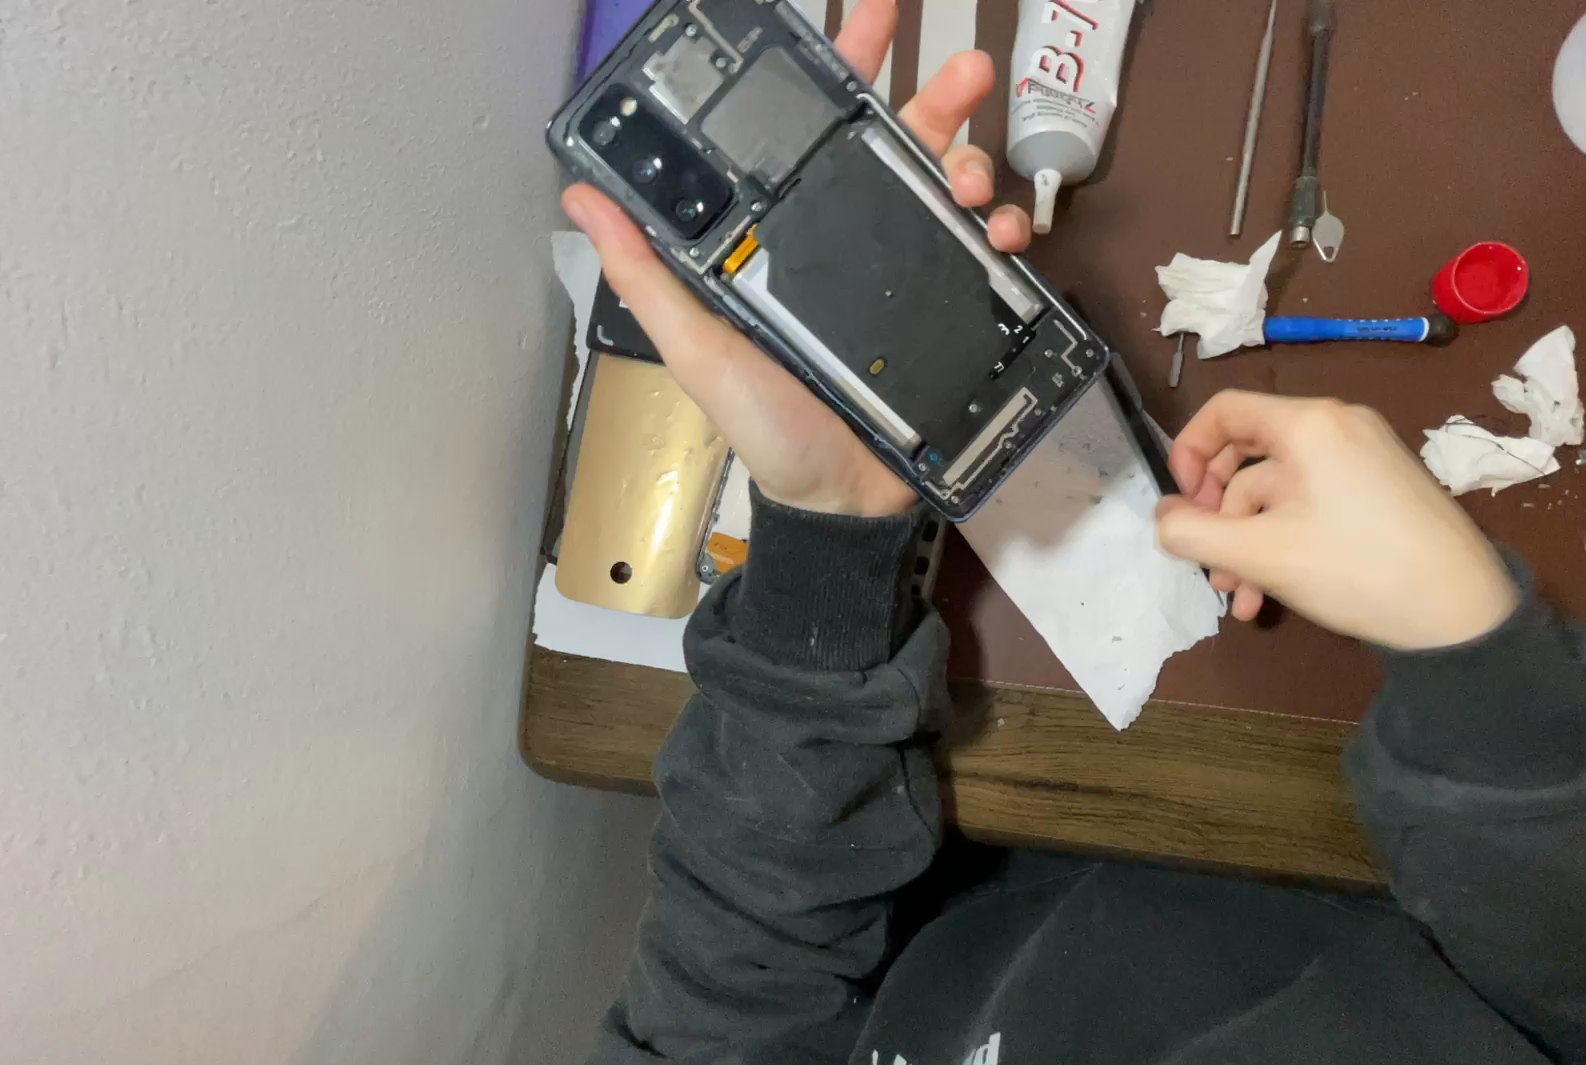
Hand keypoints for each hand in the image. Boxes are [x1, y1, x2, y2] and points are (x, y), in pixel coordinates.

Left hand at [561, 0, 1033, 517]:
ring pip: (946, 194)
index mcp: (787, 246)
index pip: (809, 146)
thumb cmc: (770, 427)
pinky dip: (1001, 233)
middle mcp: (846, 250)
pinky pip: (982, 257)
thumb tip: (583, 199)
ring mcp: (903, 280)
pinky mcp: (946, 314)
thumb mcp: (701, 351)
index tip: (860, 22)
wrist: (842, 496)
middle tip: (965, 64)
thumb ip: (650, 280)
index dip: (833, 79)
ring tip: (976, 172)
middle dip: (929, 98)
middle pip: (890, 153)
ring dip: (972, 162)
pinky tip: (1003, 232)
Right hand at [1154, 392, 1519, 650]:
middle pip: (1245, 457)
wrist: (1464, 618)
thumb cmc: (1355, 569)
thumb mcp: (1257, 553)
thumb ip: (1191, 532)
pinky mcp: (1374, 493)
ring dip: (1245, 544)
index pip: (1223, 411)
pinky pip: (1305, 507)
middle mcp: (1335, 429)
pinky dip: (1279, 544)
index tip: (1182, 504)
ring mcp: (1359, 461)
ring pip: (1273, 493)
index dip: (1187, 452)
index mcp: (1308, 424)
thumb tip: (1162, 517)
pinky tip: (1267, 597)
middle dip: (1217, 514)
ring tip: (1238, 595)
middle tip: (1206, 555)